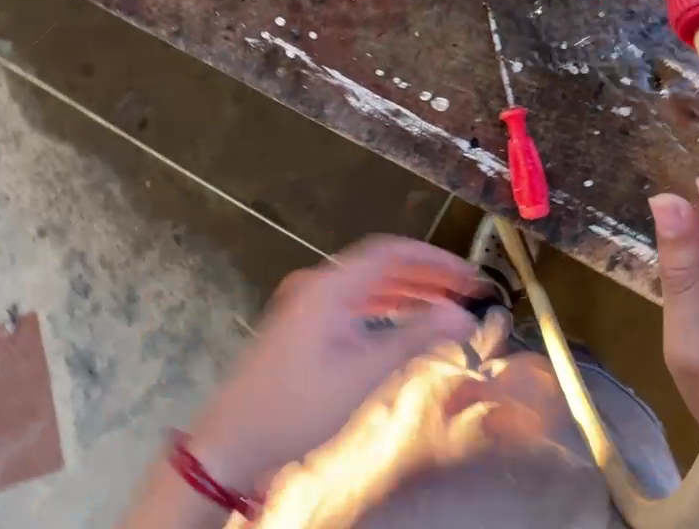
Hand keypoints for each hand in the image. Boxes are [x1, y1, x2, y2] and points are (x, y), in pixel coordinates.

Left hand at [187, 236, 481, 493]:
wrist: (229, 445)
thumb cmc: (296, 408)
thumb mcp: (363, 375)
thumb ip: (415, 340)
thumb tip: (461, 316)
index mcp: (329, 285)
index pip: (392, 252)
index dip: (435, 259)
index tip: (469, 275)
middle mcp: (317, 284)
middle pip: (381, 265)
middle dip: (426, 275)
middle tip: (466, 290)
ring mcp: (307, 303)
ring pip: (369, 285)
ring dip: (408, 292)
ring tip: (446, 306)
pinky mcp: (303, 325)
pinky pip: (355, 303)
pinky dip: (385, 308)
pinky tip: (406, 324)